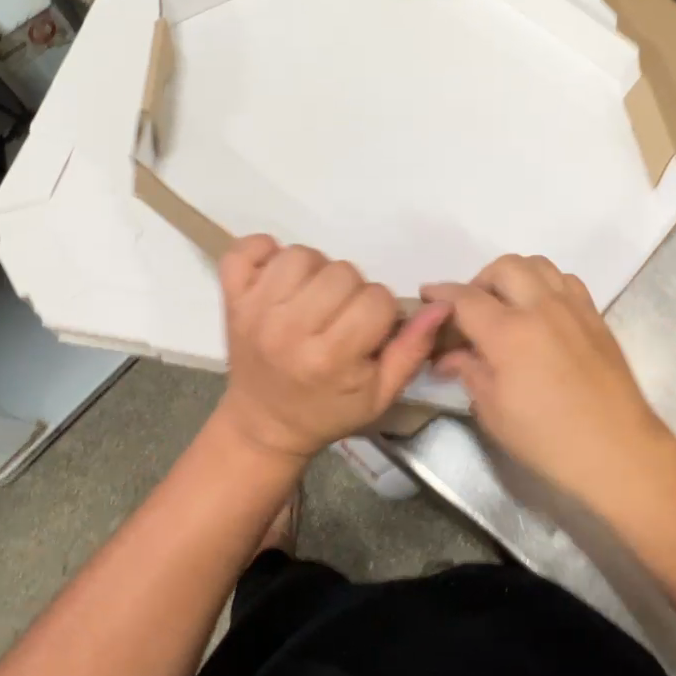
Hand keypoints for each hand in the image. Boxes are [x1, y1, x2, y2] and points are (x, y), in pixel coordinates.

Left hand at [216, 236, 448, 460]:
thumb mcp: (381, 394)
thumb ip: (413, 349)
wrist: (264, 424)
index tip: (369, 332)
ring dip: (316, 271)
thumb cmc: (328, 411)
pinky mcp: (232, 299)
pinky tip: (279, 277)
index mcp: (329, 357)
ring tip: (314, 298)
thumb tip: (443, 306)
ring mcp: (256, 311)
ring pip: (301, 255)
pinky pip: (245, 250)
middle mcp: (289, 329)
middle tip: (342, 317)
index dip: (381, 312)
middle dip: (351, 291)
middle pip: (341, 272)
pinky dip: (264, 252)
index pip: (375, 300)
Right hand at [422, 255, 675, 498]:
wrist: (617, 450)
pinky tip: (540, 312)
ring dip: (514, 276)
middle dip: (479, 281)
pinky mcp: (595, 317)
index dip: (441, 295)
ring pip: (538, 265)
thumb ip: (470, 371)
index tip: (427, 296)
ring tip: (505, 305)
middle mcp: (542, 308)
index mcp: (510, 333)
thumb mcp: (494, 411)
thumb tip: (451, 356)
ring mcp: (573, 308)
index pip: (466, 298)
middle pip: (504, 267)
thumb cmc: (548, 440)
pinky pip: (566, 281)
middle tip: (470, 311)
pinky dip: (545, 284)